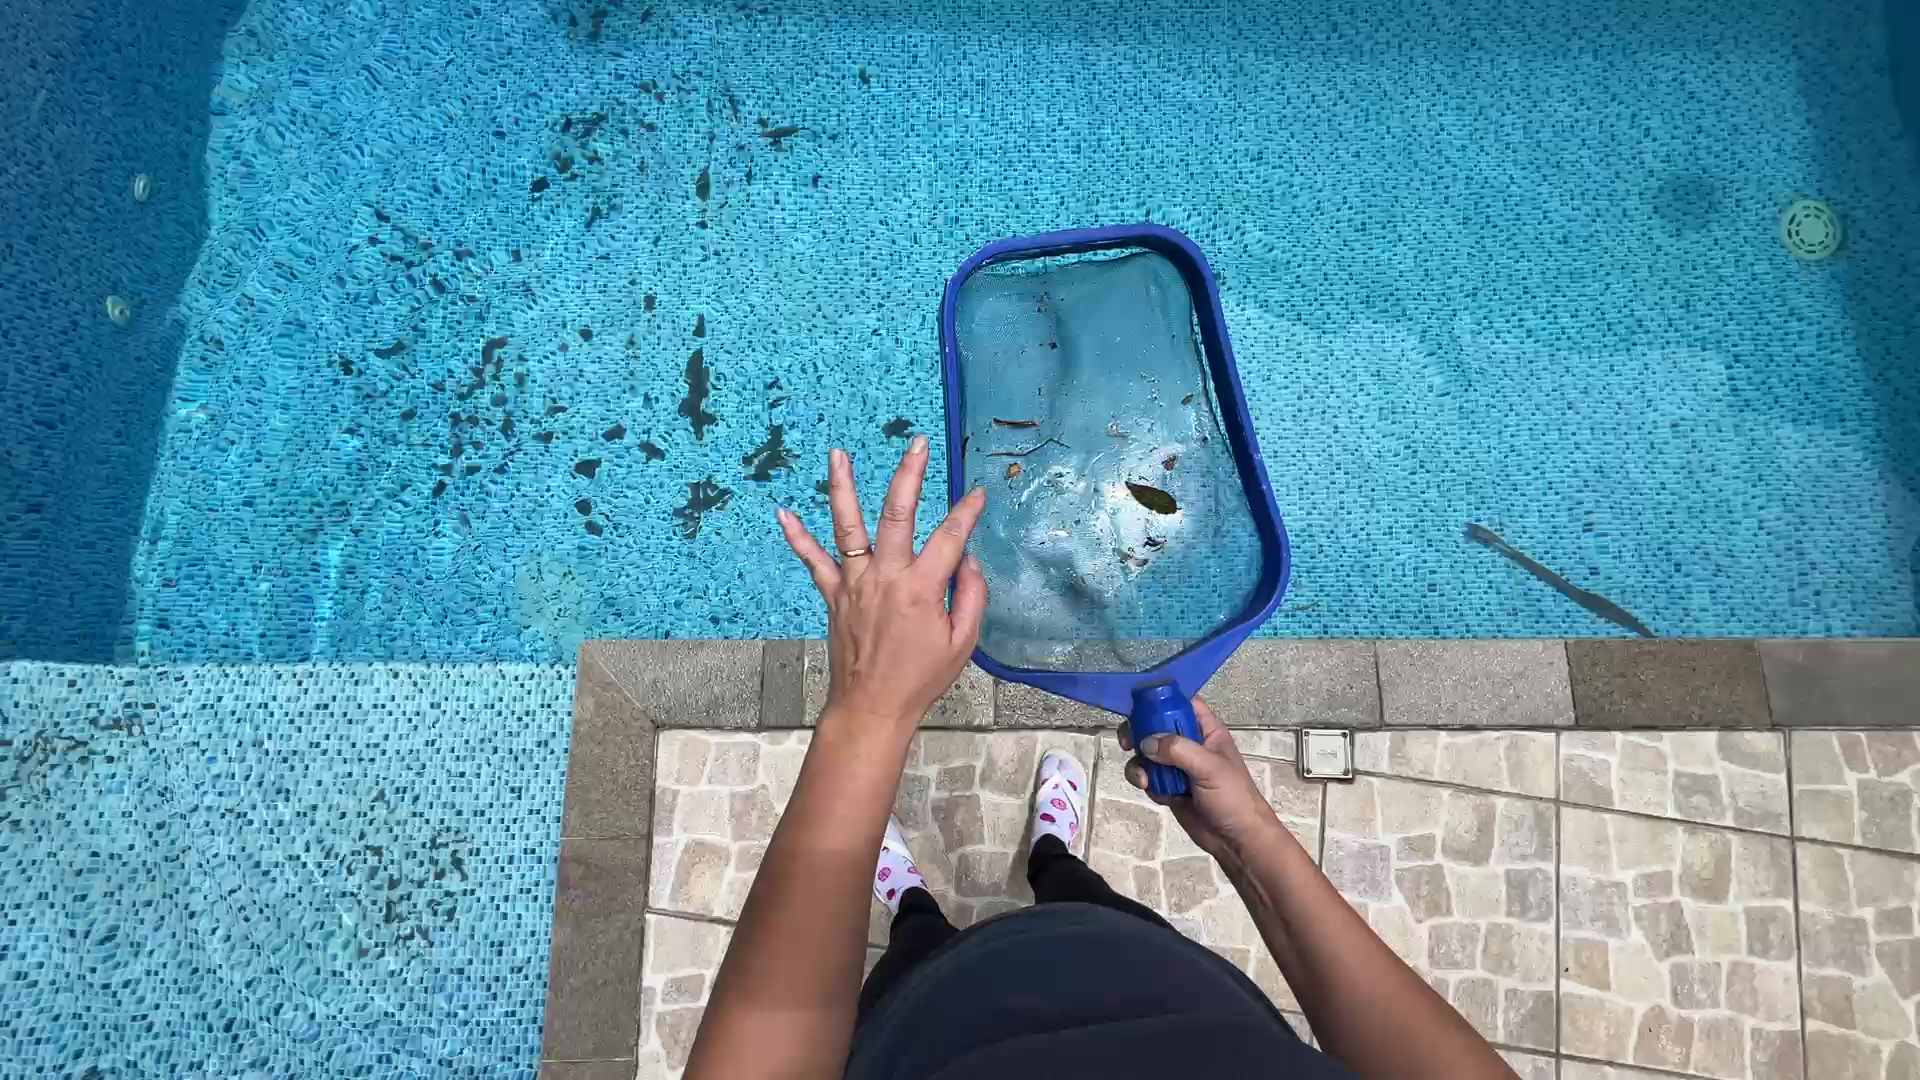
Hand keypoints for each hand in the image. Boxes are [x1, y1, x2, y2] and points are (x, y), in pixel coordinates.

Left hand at [776, 437, 987, 738]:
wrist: (871, 707)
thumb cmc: (921, 678)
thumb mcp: (963, 642)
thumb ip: (971, 596)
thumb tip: (966, 560)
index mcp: (921, 589)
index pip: (950, 538)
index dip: (967, 513)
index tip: (978, 493)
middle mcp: (885, 577)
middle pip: (898, 514)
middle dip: (909, 475)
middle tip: (916, 443)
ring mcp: (855, 583)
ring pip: (848, 527)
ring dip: (843, 487)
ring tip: (837, 453)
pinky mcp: (834, 595)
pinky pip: (814, 562)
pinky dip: (798, 538)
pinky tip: (783, 513)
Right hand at [1119, 697, 1286, 865]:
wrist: (1236, 841)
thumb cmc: (1232, 798)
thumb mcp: (1210, 768)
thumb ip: (1178, 749)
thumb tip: (1146, 742)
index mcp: (1207, 731)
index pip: (1183, 702)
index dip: (1162, 697)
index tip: (1137, 701)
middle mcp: (1190, 742)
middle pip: (1156, 723)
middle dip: (1139, 730)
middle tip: (1127, 741)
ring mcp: (1177, 764)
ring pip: (1147, 750)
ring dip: (1139, 760)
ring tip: (1142, 776)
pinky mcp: (1167, 784)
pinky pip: (1146, 773)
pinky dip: (1142, 778)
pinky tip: (1147, 788)